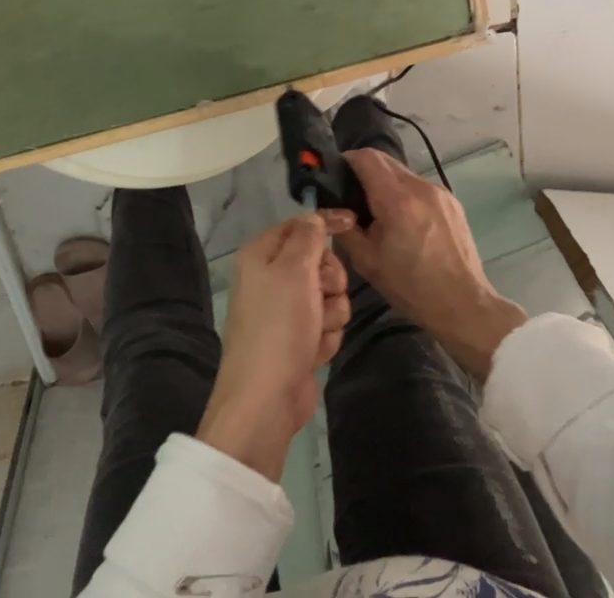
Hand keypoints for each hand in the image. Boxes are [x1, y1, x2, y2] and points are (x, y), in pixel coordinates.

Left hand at [197, 210, 354, 480]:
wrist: (267, 396)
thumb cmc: (278, 326)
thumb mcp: (294, 270)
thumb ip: (308, 237)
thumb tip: (313, 217)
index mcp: (261, 255)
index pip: (299, 225)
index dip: (325, 224)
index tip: (352, 223)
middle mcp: (270, 278)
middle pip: (320, 261)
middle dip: (330, 280)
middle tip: (320, 294)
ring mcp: (284, 312)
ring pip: (329, 296)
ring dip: (330, 313)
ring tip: (314, 331)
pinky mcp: (298, 339)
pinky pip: (327, 325)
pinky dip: (325, 337)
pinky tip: (313, 351)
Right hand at [336, 149, 527, 379]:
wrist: (463, 304)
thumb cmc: (411, 287)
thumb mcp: (366, 261)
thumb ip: (345, 227)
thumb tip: (335, 208)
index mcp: (397, 200)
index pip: (366, 157)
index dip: (346, 162)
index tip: (337, 180)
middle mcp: (421, 187)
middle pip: (385, 160)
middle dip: (365, 173)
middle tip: (353, 200)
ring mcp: (440, 192)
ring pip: (403, 173)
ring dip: (386, 184)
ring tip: (380, 215)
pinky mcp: (452, 202)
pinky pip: (420, 187)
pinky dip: (406, 195)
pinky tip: (405, 223)